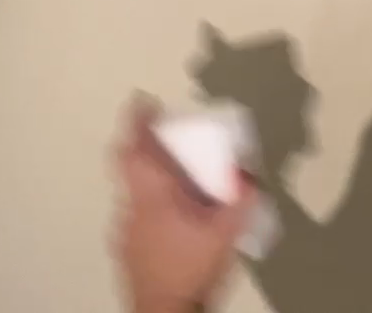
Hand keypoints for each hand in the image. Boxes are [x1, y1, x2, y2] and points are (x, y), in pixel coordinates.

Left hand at [113, 94, 254, 312]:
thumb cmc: (192, 270)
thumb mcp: (228, 231)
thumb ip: (242, 196)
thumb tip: (245, 172)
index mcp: (151, 199)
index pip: (133, 153)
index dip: (136, 123)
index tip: (143, 100)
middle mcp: (131, 211)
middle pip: (132, 168)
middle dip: (149, 144)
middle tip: (171, 131)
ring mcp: (125, 234)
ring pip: (135, 192)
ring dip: (153, 174)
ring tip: (182, 172)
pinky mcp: (129, 253)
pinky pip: (139, 211)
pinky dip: (155, 198)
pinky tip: (179, 211)